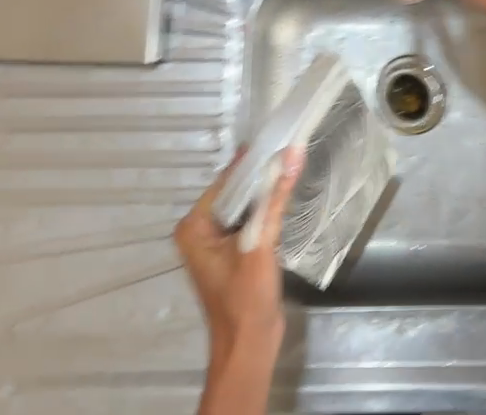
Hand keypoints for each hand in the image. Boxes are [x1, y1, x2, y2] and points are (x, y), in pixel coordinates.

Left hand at [176, 146, 303, 357]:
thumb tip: (292, 154)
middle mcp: (199, 230)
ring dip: (265, 192)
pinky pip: (249, 221)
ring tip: (291, 166)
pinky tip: (284, 197)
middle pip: (234, 192)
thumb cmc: (246, 298)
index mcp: (193, 226)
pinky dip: (266, 210)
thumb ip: (275, 197)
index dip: (252, 162)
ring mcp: (216, 243)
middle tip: (289, 150)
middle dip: (260, 176)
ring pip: (244, 206)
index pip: (225, 181)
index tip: (278, 138)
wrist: (250, 347)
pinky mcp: (233, 253)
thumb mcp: (261, 243)